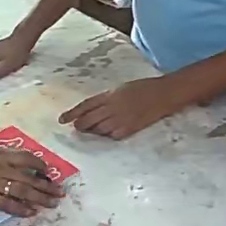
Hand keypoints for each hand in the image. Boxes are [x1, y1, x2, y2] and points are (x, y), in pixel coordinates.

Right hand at [0, 145, 64, 216]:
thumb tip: (14, 160)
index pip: (27, 158)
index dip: (41, 166)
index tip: (49, 172)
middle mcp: (0, 168)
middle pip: (30, 178)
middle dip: (47, 186)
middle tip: (59, 193)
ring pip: (24, 191)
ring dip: (40, 198)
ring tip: (51, 204)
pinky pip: (9, 204)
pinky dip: (22, 209)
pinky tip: (31, 212)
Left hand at [59, 76, 191, 139]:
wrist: (164, 94)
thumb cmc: (144, 88)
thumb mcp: (121, 88)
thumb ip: (106, 98)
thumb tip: (93, 109)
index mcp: (109, 94)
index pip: (85, 105)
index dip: (72, 113)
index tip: (61, 120)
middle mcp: (112, 107)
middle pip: (88, 120)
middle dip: (80, 125)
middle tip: (77, 127)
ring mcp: (120, 119)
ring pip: (98, 130)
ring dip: (93, 131)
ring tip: (93, 130)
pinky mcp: (128, 130)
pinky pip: (111, 136)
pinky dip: (107, 136)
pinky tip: (108, 133)